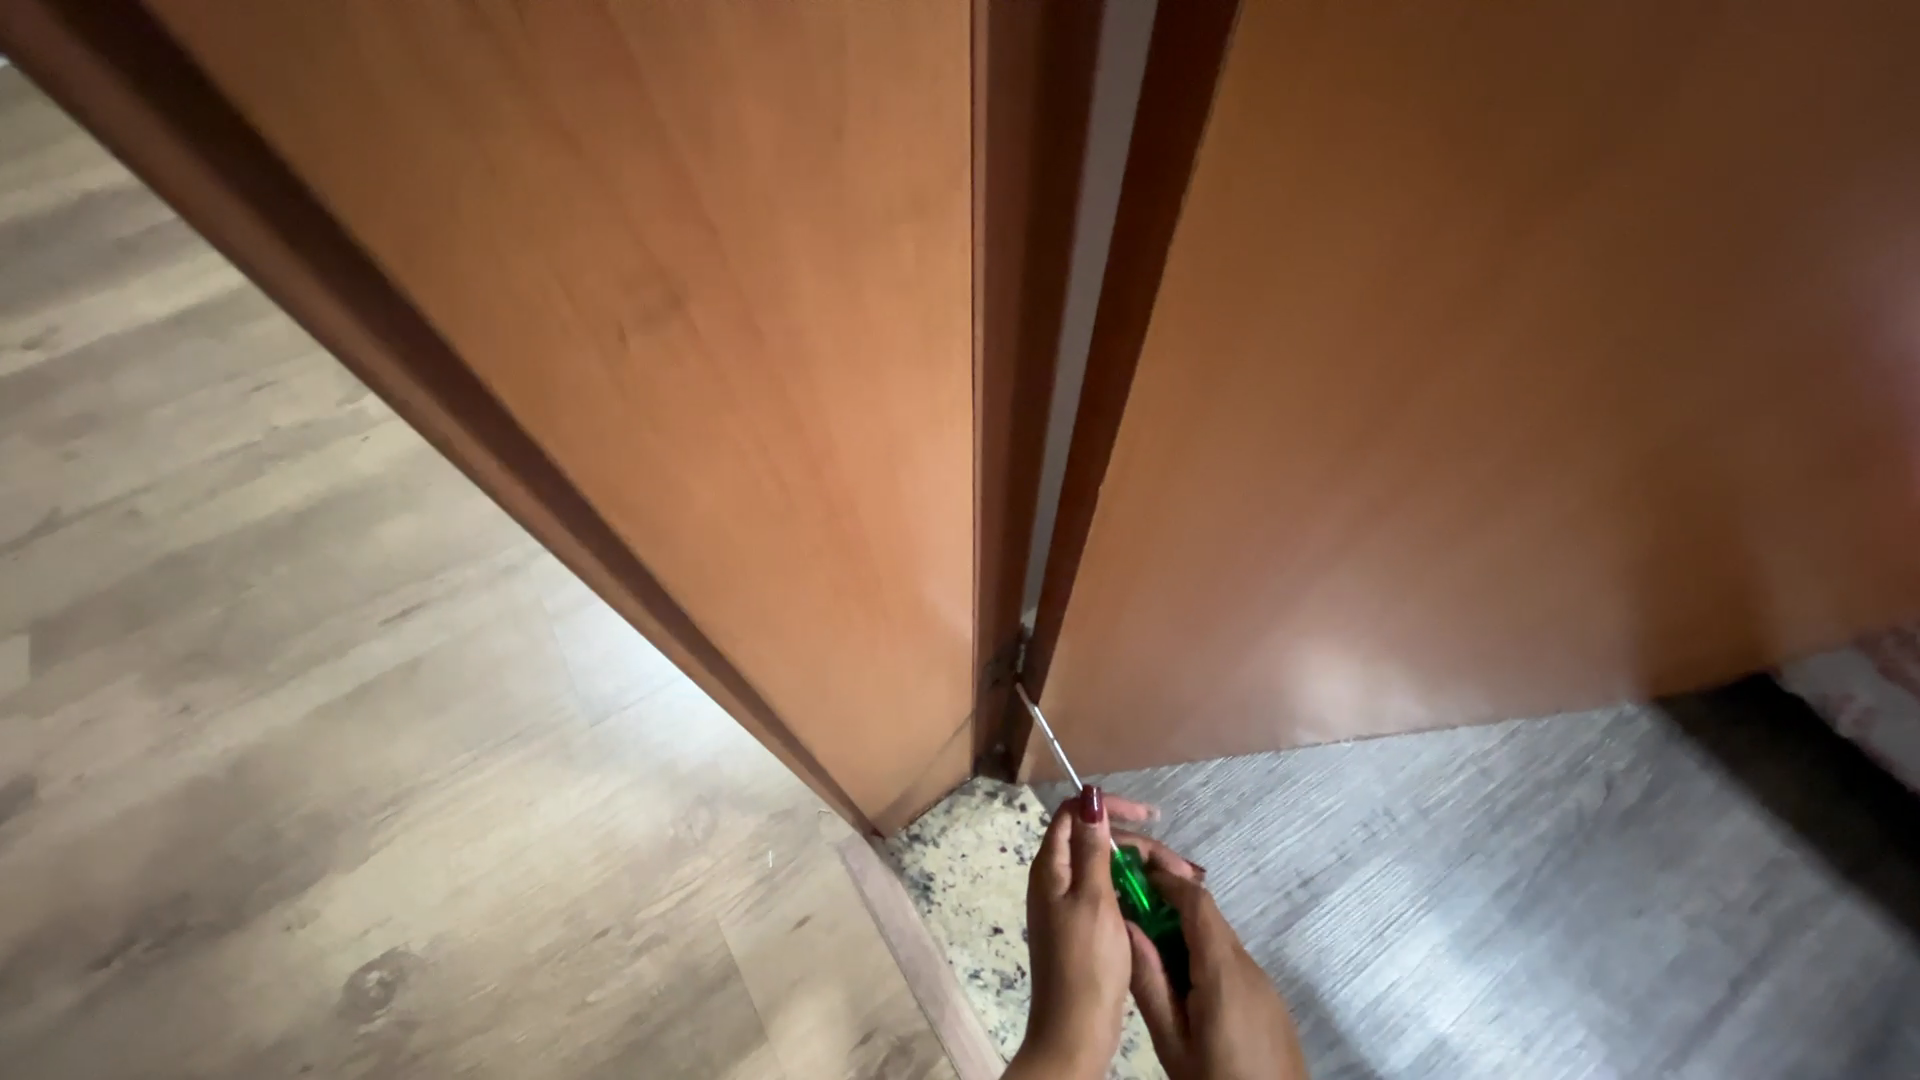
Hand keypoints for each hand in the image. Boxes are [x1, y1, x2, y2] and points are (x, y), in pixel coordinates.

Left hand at [1005, 787, 1160, 1079]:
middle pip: (1093, 839)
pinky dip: (1132, 889)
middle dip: (1135, 842)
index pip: (1073, 814)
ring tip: (1181, 879)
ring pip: (1104, 866)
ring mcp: (1067, 903)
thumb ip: (1092, 847)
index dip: (1108, 807)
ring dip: (1139, 866)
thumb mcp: (1094, 899)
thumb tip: (1088, 796)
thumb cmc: (1086, 963)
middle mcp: (1054, 879)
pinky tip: (1159, 898)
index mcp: (1051, 867)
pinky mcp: (1082, 925)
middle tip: (1176, 862)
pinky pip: (1107, 891)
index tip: (1148, 817)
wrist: (1075, 1031)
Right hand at [1127, 861, 1309, 1079]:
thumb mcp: (1172, 1043)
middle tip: (1132, 908)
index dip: (1167, 878)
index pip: (1197, 901)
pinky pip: (1233, 964)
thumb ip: (1149, 982)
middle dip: (1170, 903)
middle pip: (1208, 917)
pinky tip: (1183, 984)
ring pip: (1220, 940)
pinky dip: (1204, 957)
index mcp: (1222, 970)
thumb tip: (1127, 926)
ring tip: (1150, 950)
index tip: (1134, 873)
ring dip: (1186, 932)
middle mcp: (1249, 966)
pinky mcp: (1272, 1004)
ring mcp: (1265, 985)